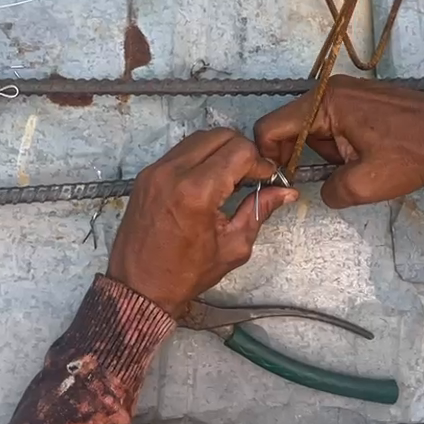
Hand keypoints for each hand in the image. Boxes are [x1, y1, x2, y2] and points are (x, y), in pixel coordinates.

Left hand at [108, 129, 299, 316]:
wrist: (138, 287)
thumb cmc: (183, 274)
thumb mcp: (232, 247)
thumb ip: (259, 210)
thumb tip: (285, 192)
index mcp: (196, 192)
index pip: (240, 151)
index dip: (260, 163)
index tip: (267, 178)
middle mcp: (173, 173)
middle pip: (221, 135)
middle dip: (243, 151)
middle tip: (252, 176)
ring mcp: (156, 170)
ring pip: (200, 138)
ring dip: (221, 150)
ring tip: (231, 178)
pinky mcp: (146, 174)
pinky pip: (181, 151)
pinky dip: (201, 156)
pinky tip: (209, 180)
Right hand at [254, 77, 423, 208]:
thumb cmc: (410, 156)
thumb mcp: (363, 185)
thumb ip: (329, 191)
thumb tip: (324, 191)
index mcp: (324, 103)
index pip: (271, 128)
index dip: (269, 157)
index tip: (285, 178)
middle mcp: (330, 90)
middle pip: (291, 127)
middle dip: (302, 155)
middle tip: (327, 176)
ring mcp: (348, 91)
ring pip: (314, 126)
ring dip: (325, 150)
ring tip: (356, 164)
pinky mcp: (362, 98)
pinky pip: (334, 121)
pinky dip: (340, 141)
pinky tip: (363, 154)